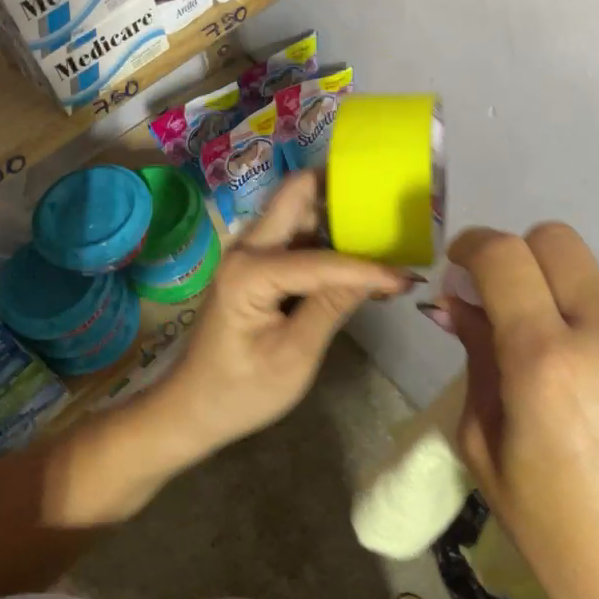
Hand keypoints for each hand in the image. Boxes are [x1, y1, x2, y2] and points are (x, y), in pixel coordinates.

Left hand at [154, 172, 414, 452]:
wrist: (190, 407)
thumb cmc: (240, 390)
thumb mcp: (295, 355)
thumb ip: (334, 306)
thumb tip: (389, 276)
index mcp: (250, 271)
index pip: (322, 259)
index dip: (368, 267)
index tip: (407, 276)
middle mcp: (247, 246)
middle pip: (299, 193)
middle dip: (343, 191)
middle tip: (387, 206)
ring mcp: (251, 250)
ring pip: (299, 207)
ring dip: (338, 211)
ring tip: (381, 230)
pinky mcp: (258, 262)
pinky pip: (296, 232)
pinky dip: (328, 235)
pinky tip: (358, 256)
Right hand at [445, 224, 598, 598]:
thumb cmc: (555, 530)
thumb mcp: (486, 448)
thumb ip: (475, 357)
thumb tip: (459, 299)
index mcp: (547, 361)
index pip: (504, 256)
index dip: (473, 244)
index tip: (464, 261)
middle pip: (557, 240)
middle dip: (523, 258)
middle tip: (514, 306)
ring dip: (576, 314)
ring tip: (583, 385)